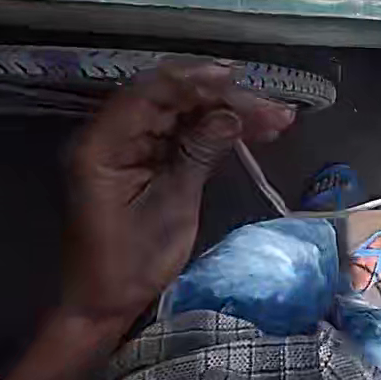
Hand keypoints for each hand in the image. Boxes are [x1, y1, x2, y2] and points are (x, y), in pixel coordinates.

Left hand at [8, 62, 294, 379]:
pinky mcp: (150, 155)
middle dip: (225, 98)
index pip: (148, 94)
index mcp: (103, 144)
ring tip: (277, 118)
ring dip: (230, 112)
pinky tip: (256, 130)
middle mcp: (114, 135)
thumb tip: (233, 115)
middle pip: (172, 98)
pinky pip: (187, 131)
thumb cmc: (130, 263)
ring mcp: (133, 144)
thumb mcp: (170, 208)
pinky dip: (221, 129)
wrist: (106, 302)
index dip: (193, 80)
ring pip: (186, 112)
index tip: (234, 77)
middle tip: (272, 108)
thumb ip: (198, 153)